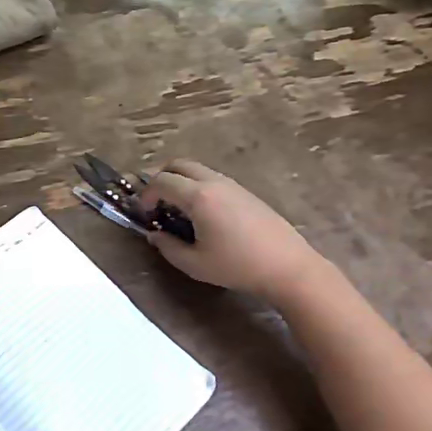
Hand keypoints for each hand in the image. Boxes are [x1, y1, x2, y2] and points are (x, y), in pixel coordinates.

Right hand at [140, 159, 326, 300]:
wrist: (287, 266)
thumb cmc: (237, 266)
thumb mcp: (194, 264)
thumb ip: (168, 247)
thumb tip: (155, 235)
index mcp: (198, 197)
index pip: (161, 182)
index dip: (146, 195)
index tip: (144, 213)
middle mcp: (214, 182)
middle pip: (178, 164)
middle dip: (160, 178)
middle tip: (155, 201)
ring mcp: (232, 184)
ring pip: (197, 169)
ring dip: (180, 181)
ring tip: (177, 209)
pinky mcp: (245, 192)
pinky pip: (212, 178)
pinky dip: (197, 186)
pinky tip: (202, 213)